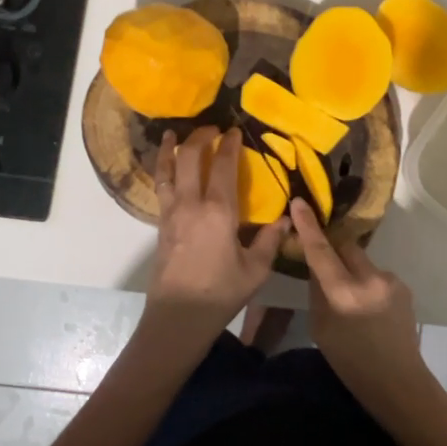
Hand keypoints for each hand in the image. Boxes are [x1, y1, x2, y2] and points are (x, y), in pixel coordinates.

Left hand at [145, 127, 287, 339]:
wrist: (178, 316)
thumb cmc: (220, 293)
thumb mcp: (255, 270)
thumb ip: (269, 241)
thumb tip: (286, 220)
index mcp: (218, 211)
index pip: (223, 166)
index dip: (230, 145)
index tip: (235, 131)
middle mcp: (191, 204)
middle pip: (190, 159)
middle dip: (200, 138)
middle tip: (212, 129)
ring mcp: (171, 213)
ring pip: (167, 170)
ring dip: (170, 149)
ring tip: (172, 135)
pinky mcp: (160, 225)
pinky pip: (160, 188)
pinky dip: (163, 171)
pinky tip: (166, 169)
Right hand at [291, 198, 429, 400]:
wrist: (398, 382)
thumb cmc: (350, 362)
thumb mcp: (321, 328)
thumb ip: (318, 291)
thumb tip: (316, 264)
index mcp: (344, 294)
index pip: (321, 252)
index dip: (308, 226)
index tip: (299, 203)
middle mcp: (370, 280)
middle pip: (345, 247)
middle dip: (332, 249)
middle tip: (322, 259)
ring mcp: (391, 281)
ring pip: (361, 262)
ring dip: (350, 270)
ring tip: (348, 298)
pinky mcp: (402, 286)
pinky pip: (375, 275)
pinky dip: (366, 283)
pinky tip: (368, 308)